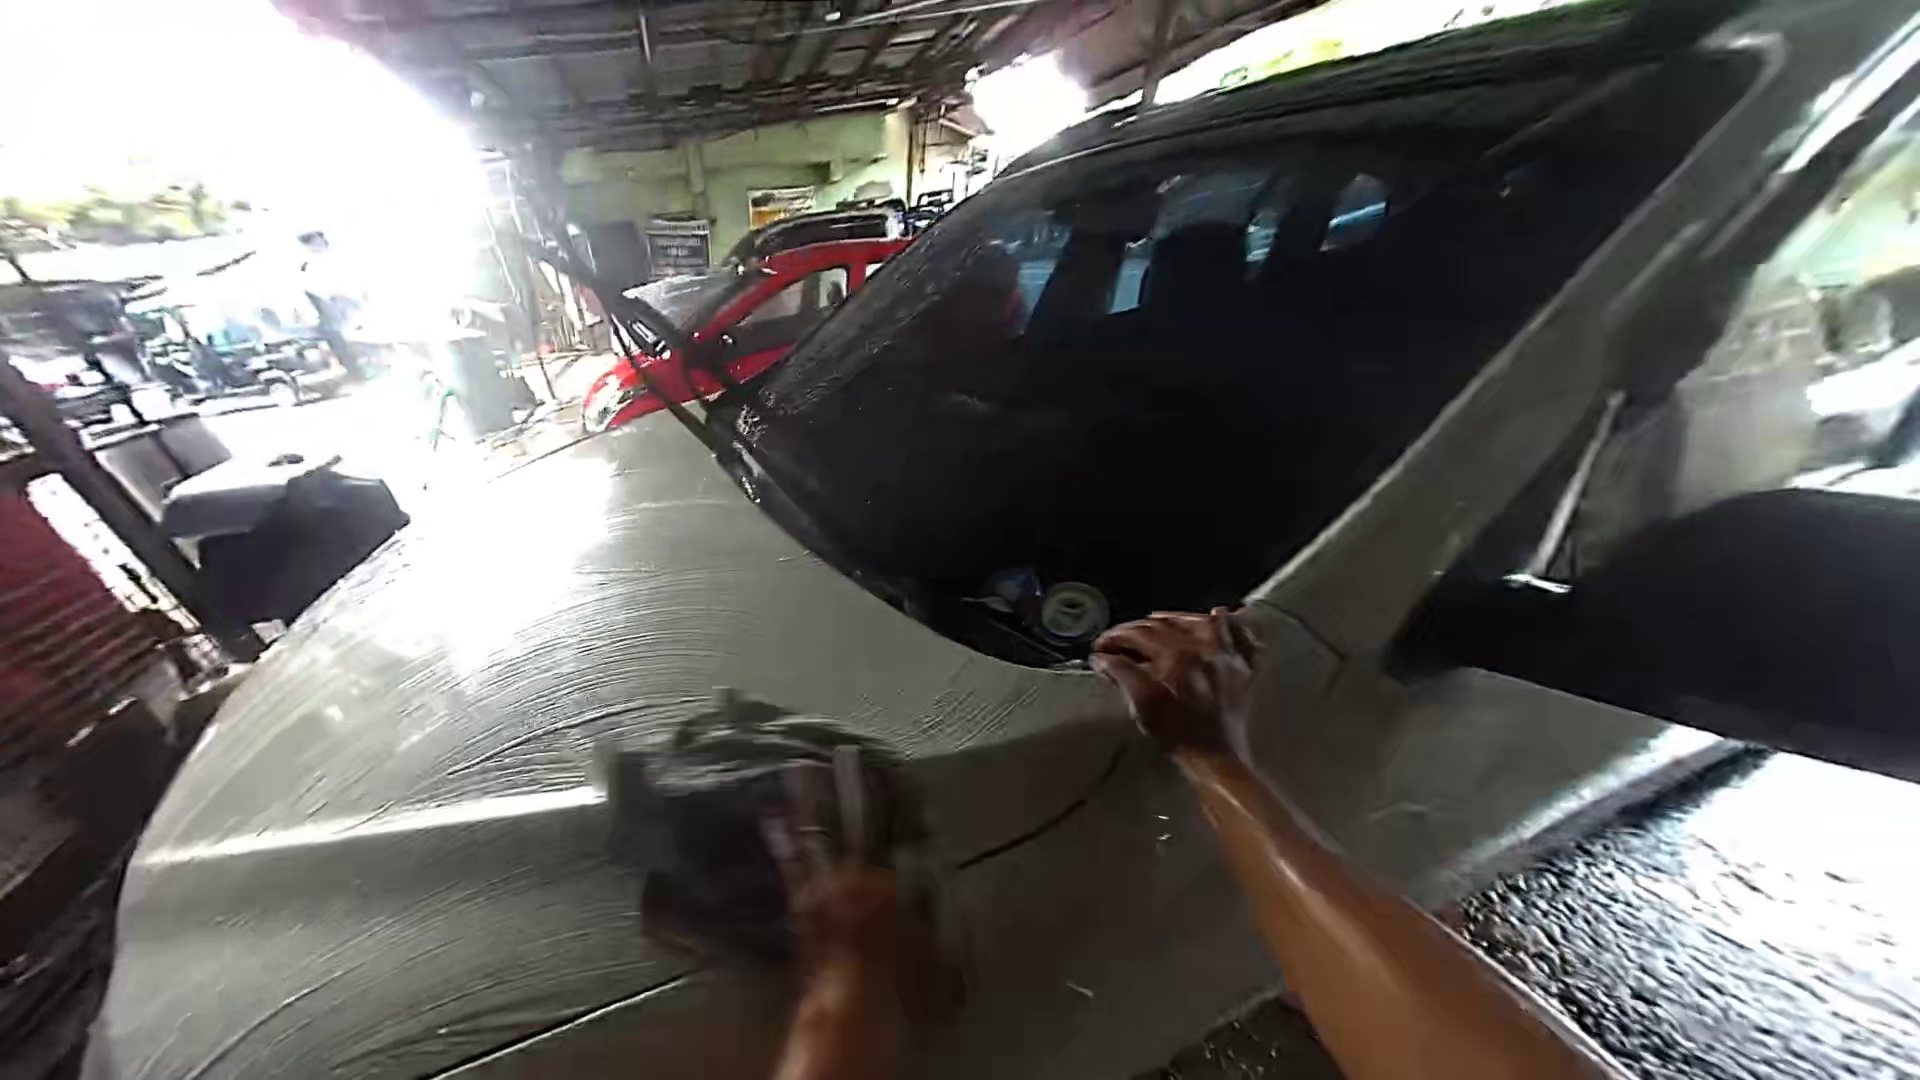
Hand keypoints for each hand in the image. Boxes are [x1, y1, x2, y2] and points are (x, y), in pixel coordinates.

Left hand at [762, 758, 936, 1025]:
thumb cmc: (901, 978)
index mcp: (893, 878)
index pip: (901, 827)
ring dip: (809, 798)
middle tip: (844, 750)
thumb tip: (930, 846)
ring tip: (800, 765)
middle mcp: (857, 873)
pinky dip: (780, 840)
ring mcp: (826, 885)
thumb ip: (932, 888)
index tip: (899, 767)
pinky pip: (790, 865)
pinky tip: (770, 817)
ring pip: (819, 831)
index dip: (901, 795)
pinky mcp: (803, 903)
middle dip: (852, 782)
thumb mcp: (934, 935)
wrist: (852, 1017)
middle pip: (857, 818)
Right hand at [1090, 608, 1258, 756]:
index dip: (1115, 636)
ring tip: (1156, 624)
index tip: (1101, 646)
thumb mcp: (1141, 704)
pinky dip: (1228, 623)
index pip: (1139, 633)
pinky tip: (1216, 616)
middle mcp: (1204, 648)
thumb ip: (1120, 674)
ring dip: (1174, 619)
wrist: (1215, 759)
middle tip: (1120, 640)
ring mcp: (1227, 656)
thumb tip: (1101, 657)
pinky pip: (1240, 634)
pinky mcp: (1242, 667)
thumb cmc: (1176, 734)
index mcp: (1177, 656)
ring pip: (1199, 621)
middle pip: (1165, 624)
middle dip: (1137, 629)